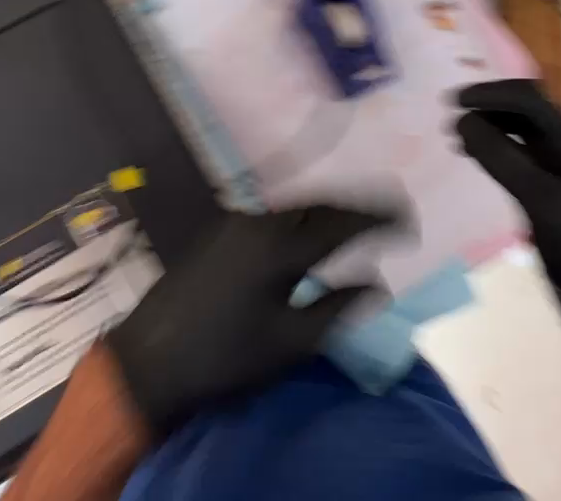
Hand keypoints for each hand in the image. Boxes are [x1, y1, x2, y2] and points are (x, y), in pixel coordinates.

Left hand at [107, 206, 393, 433]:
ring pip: (294, 206)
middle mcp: (258, 222)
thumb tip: (375, 285)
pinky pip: (274, 214)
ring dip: (328, 209)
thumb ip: (336, 307)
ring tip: (358, 222)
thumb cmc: (224, 357)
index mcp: (279, 247)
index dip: (379, 220)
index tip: (409, 223)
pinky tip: (311, 233)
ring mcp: (234, 223)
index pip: (342, 223)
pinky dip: (303, 217)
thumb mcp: (289, 343)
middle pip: (318, 204)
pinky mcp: (220, 232)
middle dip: (356, 206)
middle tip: (389, 215)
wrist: (150, 357)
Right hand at [454, 80, 560, 363]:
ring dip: (488, 125)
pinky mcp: (549, 187)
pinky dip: (492, 147)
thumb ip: (503, 159)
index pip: (528, 100)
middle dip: (487, 106)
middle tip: (451, 116)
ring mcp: (560, 168)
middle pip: (524, 109)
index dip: (490, 94)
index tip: (454, 102)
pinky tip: (473, 157)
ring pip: (519, 130)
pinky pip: (516, 153)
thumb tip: (464, 122)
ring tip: (456, 136)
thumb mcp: (539, 201)